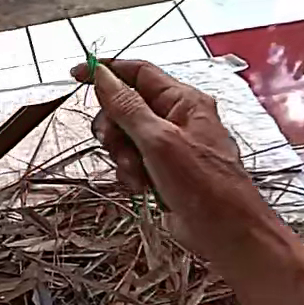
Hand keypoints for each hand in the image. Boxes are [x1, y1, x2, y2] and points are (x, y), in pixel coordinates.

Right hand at [70, 59, 299, 276]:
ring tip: (138, 174)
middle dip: (114, 129)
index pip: (137, 73)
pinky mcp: (161, 170)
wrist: (226, 233)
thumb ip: (127, 107)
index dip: (106, 71)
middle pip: (124, 108)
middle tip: (114, 144)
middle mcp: (176, 119)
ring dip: (122, 156)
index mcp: (183, 101)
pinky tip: (142, 187)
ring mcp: (168, 145)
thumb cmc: (204, 185)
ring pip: (124, 138)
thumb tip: (103, 76)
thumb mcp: (158, 141)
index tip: (77, 74)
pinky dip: (130, 174)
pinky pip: (130, 161)